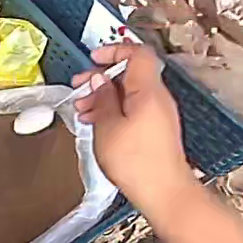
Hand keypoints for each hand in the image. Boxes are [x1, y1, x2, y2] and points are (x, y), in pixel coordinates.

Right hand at [73, 44, 195, 213]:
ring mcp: (158, 113)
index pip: (137, 53)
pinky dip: (114, 110)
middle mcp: (157, 98)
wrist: (163, 192)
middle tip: (79, 88)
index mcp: (147, 91)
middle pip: (130, 73)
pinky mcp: (156, 129)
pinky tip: (97, 123)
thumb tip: (98, 81)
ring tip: (83, 110)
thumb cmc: (136, 162)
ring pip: (129, 93)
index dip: (114, 50)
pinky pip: (133, 109)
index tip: (93, 59)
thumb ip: (102, 99)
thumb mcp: (108, 127)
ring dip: (104, 96)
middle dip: (101, 78)